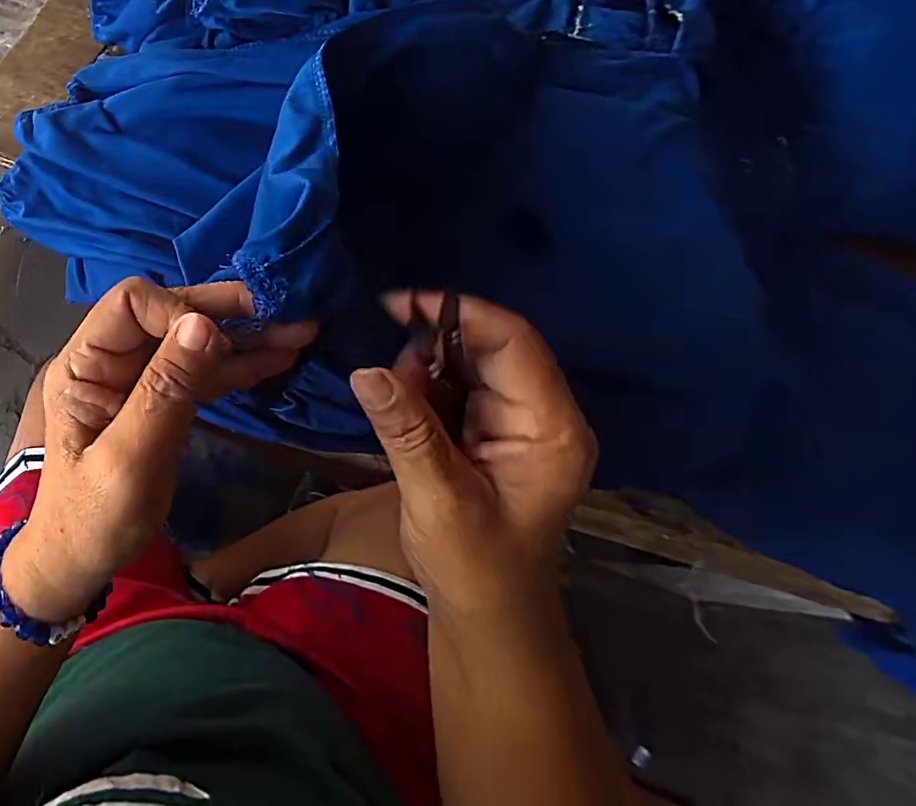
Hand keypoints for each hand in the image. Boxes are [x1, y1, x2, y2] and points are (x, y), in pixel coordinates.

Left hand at [4, 279, 317, 620]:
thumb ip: (165, 391)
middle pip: (168, 313)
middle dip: (224, 310)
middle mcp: (109, 359)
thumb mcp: (129, 459)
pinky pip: (201, 371)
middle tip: (282, 309)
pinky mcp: (160, 399)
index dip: (178, 310)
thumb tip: (203, 323)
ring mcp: (136, 378)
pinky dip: (238, 365)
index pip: (131, 304)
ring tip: (298, 331)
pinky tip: (277, 359)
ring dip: (242, 335)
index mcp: (84, 363)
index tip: (221, 337)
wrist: (82, 560)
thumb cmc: (93, 519)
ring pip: (191, 340)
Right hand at [349, 292, 595, 621]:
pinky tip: (401, 412)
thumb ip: (405, 431)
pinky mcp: (486, 428)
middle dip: (430, 348)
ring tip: (395, 412)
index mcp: (550, 427)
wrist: (485, 611)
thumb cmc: (476, 565)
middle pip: (486, 346)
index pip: (513, 342)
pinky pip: (450, 385)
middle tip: (390, 378)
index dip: (459, 313)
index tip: (398, 304)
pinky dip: (419, 387)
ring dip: (420, 370)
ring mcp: (513, 419)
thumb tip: (365, 370)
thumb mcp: (437, 499)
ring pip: (463, 361)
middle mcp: (539, 413)